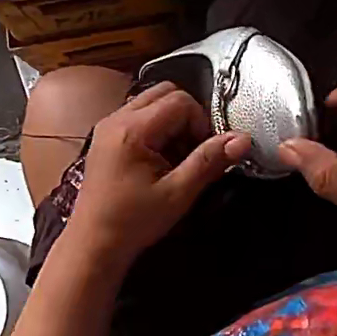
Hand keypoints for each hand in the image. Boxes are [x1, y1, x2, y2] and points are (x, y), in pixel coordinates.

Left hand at [66, 81, 250, 269]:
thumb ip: (210, 162)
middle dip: (188, 118)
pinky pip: (139, 116)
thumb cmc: (133, 222)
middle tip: (191, 153)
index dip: (201, 123)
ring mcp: (108, 126)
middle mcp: (116, 119)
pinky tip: (159, 162)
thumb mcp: (178, 194)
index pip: (180, 101)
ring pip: (152, 102)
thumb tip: (242, 139)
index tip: (202, 154)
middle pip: (165, 92)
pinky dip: (157, 130)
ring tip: (175, 159)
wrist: (94, 243)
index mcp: (132, 130)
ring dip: (173, 124)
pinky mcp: (106, 137)